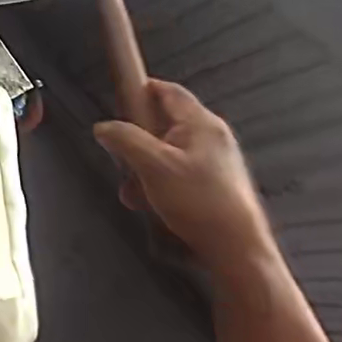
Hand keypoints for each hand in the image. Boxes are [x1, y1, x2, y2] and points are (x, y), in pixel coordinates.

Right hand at [92, 79, 274, 270]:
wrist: (237, 252)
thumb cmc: (199, 202)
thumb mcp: (150, 164)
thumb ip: (123, 138)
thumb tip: (103, 127)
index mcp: (201, 124)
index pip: (166, 90)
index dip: (139, 89)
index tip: (117, 100)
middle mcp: (210, 137)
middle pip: (159, 122)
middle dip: (134, 139)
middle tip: (122, 155)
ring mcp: (213, 161)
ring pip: (162, 150)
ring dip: (141, 166)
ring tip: (135, 188)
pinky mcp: (211, 183)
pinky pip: (173, 171)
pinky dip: (155, 182)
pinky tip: (148, 202)